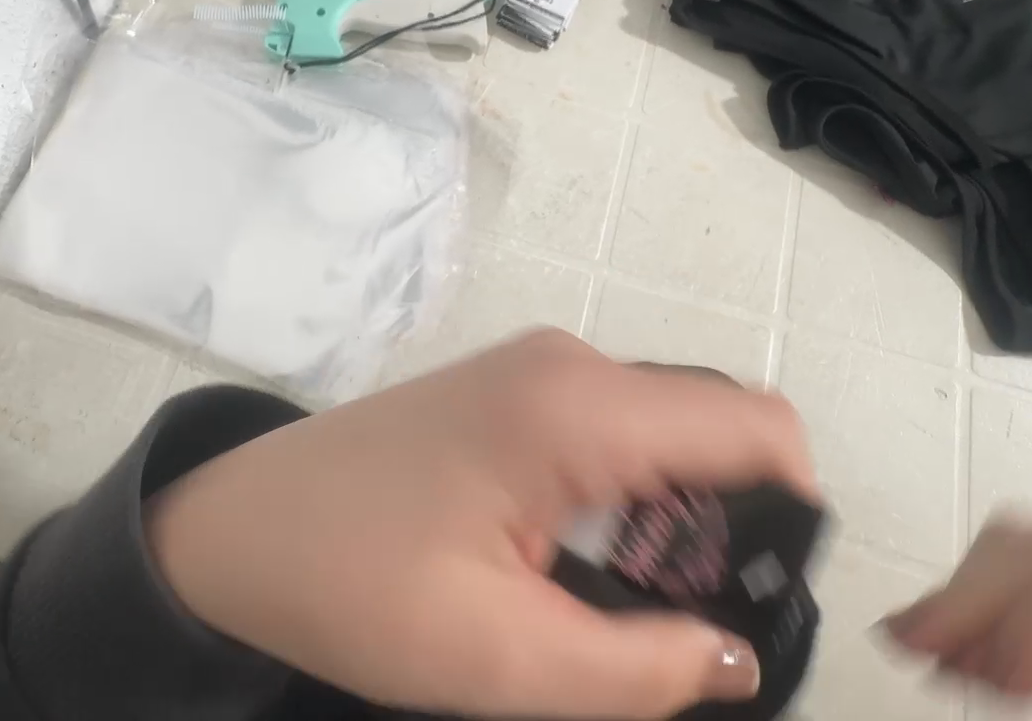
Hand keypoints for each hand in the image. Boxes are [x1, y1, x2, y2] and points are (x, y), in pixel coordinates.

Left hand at [145, 329, 817, 718]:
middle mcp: (568, 364)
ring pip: (662, 431)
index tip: (766, 590)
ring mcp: (537, 367)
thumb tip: (736, 655)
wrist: (239, 525)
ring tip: (610, 597)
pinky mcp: (512, 385)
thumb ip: (639, 667)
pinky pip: (611, 428)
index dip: (792, 507)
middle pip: (710, 427)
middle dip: (726, 522)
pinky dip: (624, 492)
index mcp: (576, 408)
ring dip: (668, 514)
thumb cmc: (355, 582)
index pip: (751, 423)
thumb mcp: (498, 655)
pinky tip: (569, 553)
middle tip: (675, 617)